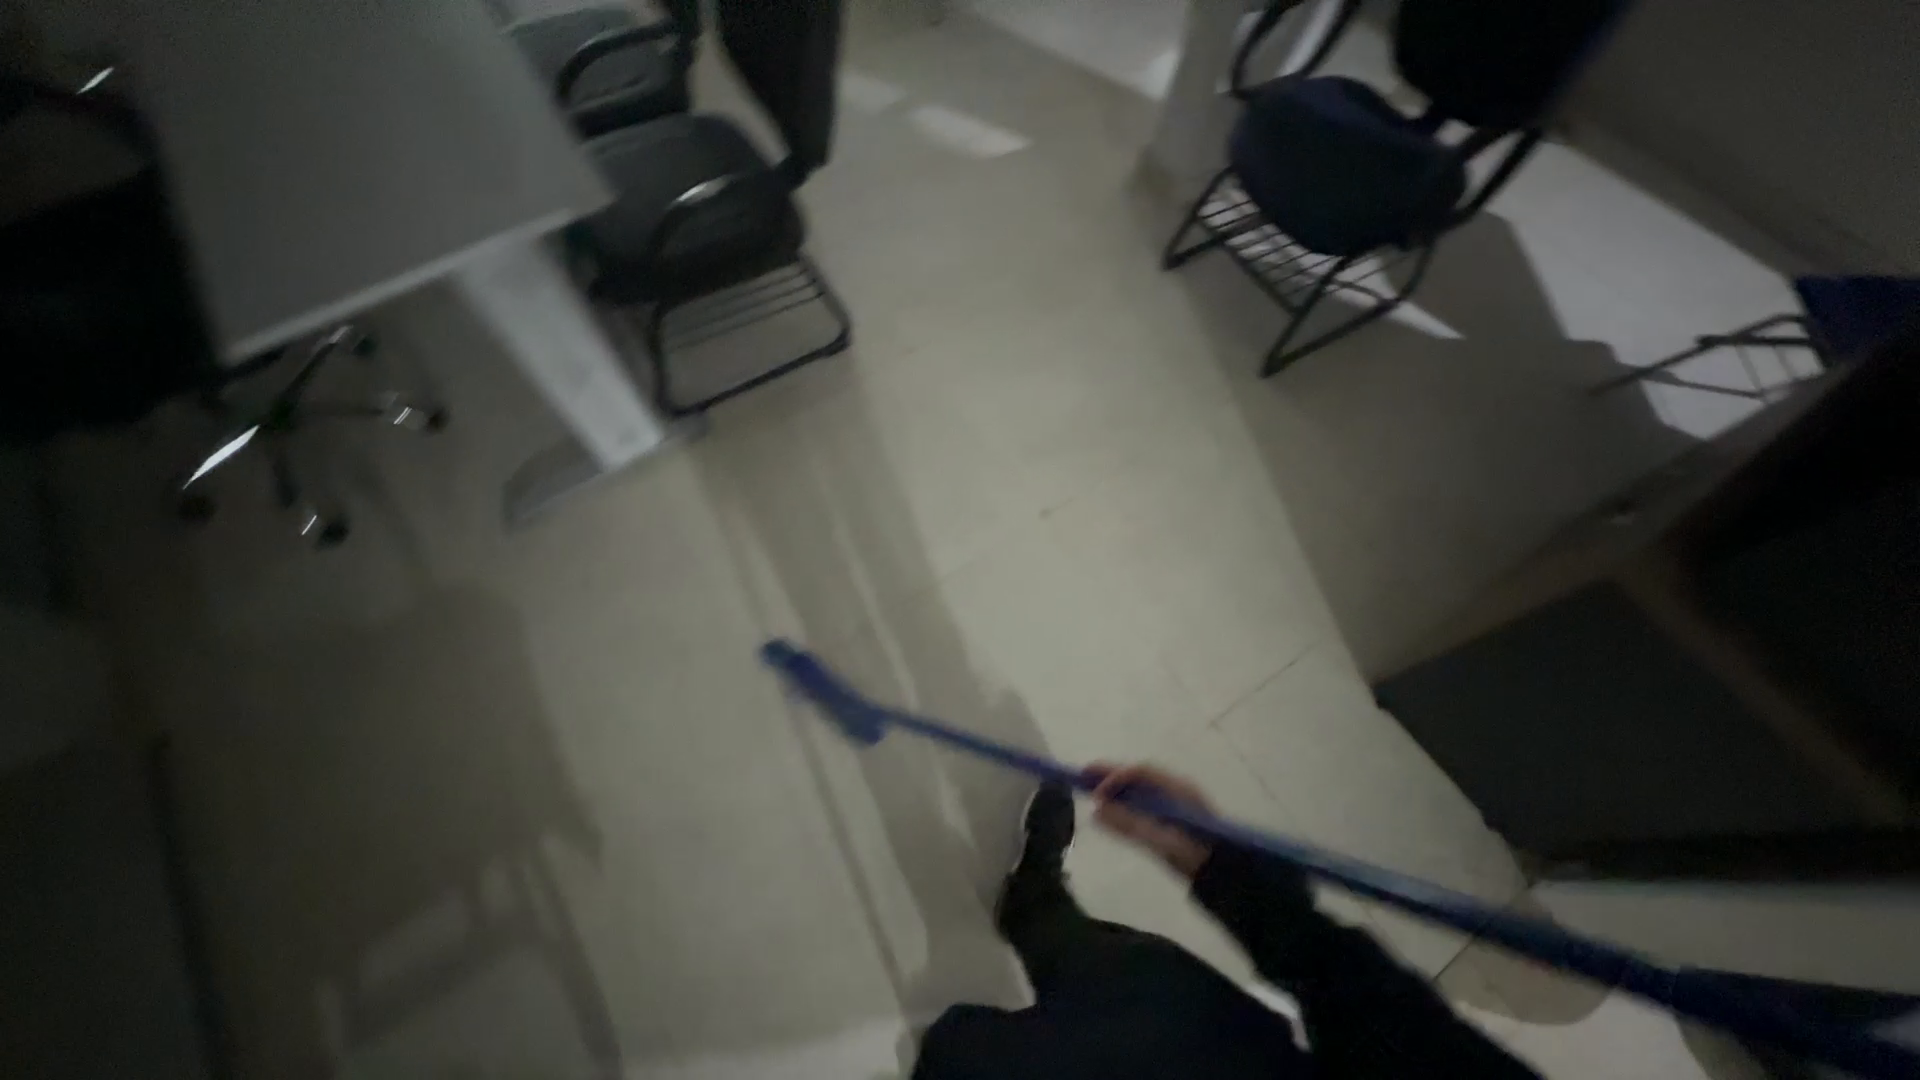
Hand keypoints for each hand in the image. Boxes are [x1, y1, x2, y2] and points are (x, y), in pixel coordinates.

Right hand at [1085, 763, 1214, 878]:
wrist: (1223, 876)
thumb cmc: (1194, 854)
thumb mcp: (1160, 841)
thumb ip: (1128, 824)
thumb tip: (1095, 809)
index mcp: (1178, 787)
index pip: (1142, 772)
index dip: (1116, 776)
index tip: (1095, 791)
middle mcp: (1176, 789)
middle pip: (1138, 776)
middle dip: (1110, 775)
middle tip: (1082, 775)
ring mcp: (1174, 803)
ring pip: (1139, 788)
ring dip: (1115, 788)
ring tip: (1088, 788)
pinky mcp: (1171, 819)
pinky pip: (1143, 803)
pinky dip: (1124, 803)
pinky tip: (1108, 809)